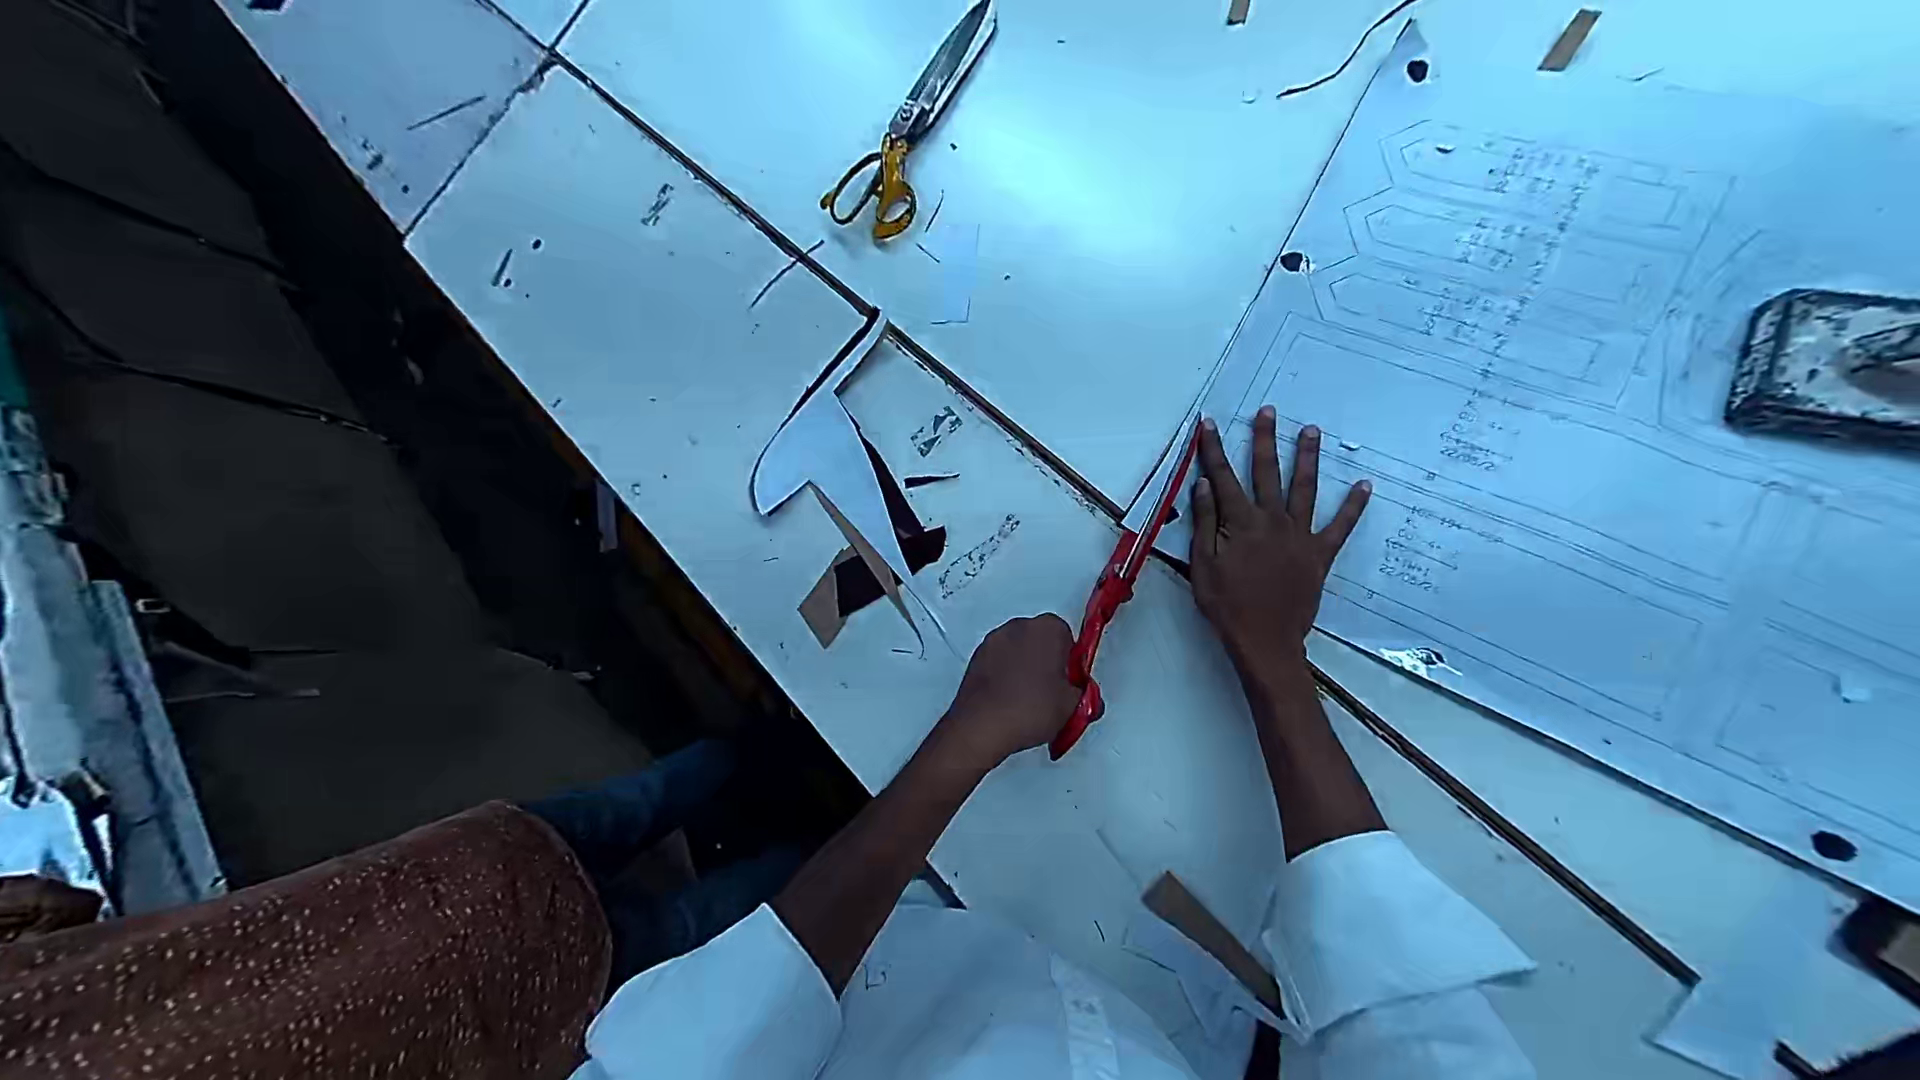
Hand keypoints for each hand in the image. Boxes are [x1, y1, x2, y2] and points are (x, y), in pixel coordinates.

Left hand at [933, 614, 1082, 771]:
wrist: (982, 725)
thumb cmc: (1030, 708)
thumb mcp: (1074, 706)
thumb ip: (1086, 695)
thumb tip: (1085, 698)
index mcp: (1047, 628)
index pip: (1067, 637)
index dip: (1070, 662)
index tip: (1069, 682)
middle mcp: (1018, 626)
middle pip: (1041, 641)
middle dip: (1048, 662)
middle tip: (1052, 693)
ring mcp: (993, 640)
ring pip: (1018, 651)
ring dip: (1025, 669)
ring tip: (1029, 702)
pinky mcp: (976, 657)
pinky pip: (999, 662)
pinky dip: (1005, 676)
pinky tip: (1009, 702)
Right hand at [1190, 407, 1370, 680]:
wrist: (1264, 639)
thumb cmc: (1225, 603)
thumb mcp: (1202, 564)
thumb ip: (1206, 522)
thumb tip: (1206, 484)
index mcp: (1240, 523)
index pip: (1223, 477)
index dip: (1214, 449)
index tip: (1209, 424)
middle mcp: (1272, 521)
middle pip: (1266, 472)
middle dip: (1264, 439)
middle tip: (1268, 411)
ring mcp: (1300, 536)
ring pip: (1304, 489)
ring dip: (1307, 458)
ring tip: (1311, 430)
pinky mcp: (1320, 554)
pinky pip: (1340, 526)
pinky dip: (1353, 506)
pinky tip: (1364, 485)